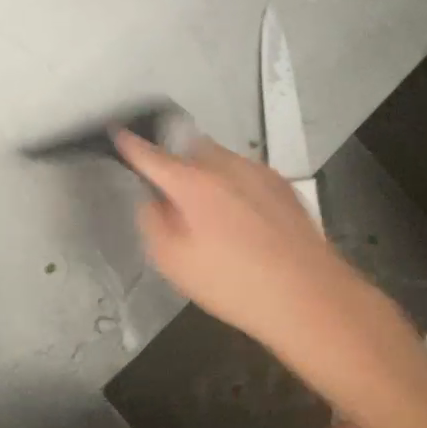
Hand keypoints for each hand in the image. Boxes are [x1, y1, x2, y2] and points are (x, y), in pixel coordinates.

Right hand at [113, 129, 351, 342]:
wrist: (309, 296)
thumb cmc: (232, 283)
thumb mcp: (172, 262)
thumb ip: (152, 222)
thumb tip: (153, 199)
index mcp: (191, 182)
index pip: (150, 155)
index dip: (130, 143)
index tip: (117, 132)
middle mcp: (223, 165)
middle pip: (189, 150)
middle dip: (177, 164)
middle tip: (175, 198)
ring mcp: (257, 171)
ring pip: (221, 161)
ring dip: (209, 175)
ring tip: (214, 216)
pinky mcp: (283, 185)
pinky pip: (247, 175)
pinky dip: (236, 187)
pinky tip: (245, 222)